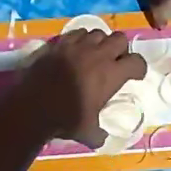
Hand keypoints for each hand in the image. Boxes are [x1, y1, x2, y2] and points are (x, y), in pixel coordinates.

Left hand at [7, 28, 145, 145]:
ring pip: (98, 32)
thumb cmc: (65, 120)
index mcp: (111, 74)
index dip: (139, 69)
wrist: (31, 109)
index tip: (134, 76)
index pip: (137, 62)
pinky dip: (80, 40)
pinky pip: (76, 33)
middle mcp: (98, 55)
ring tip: (94, 55)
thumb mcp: (88, 133)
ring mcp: (76, 46)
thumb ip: (99, 134)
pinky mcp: (58, 43)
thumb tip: (101, 138)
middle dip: (121, 50)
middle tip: (114, 62)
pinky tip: (75, 52)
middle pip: (120, 39)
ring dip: (100, 43)